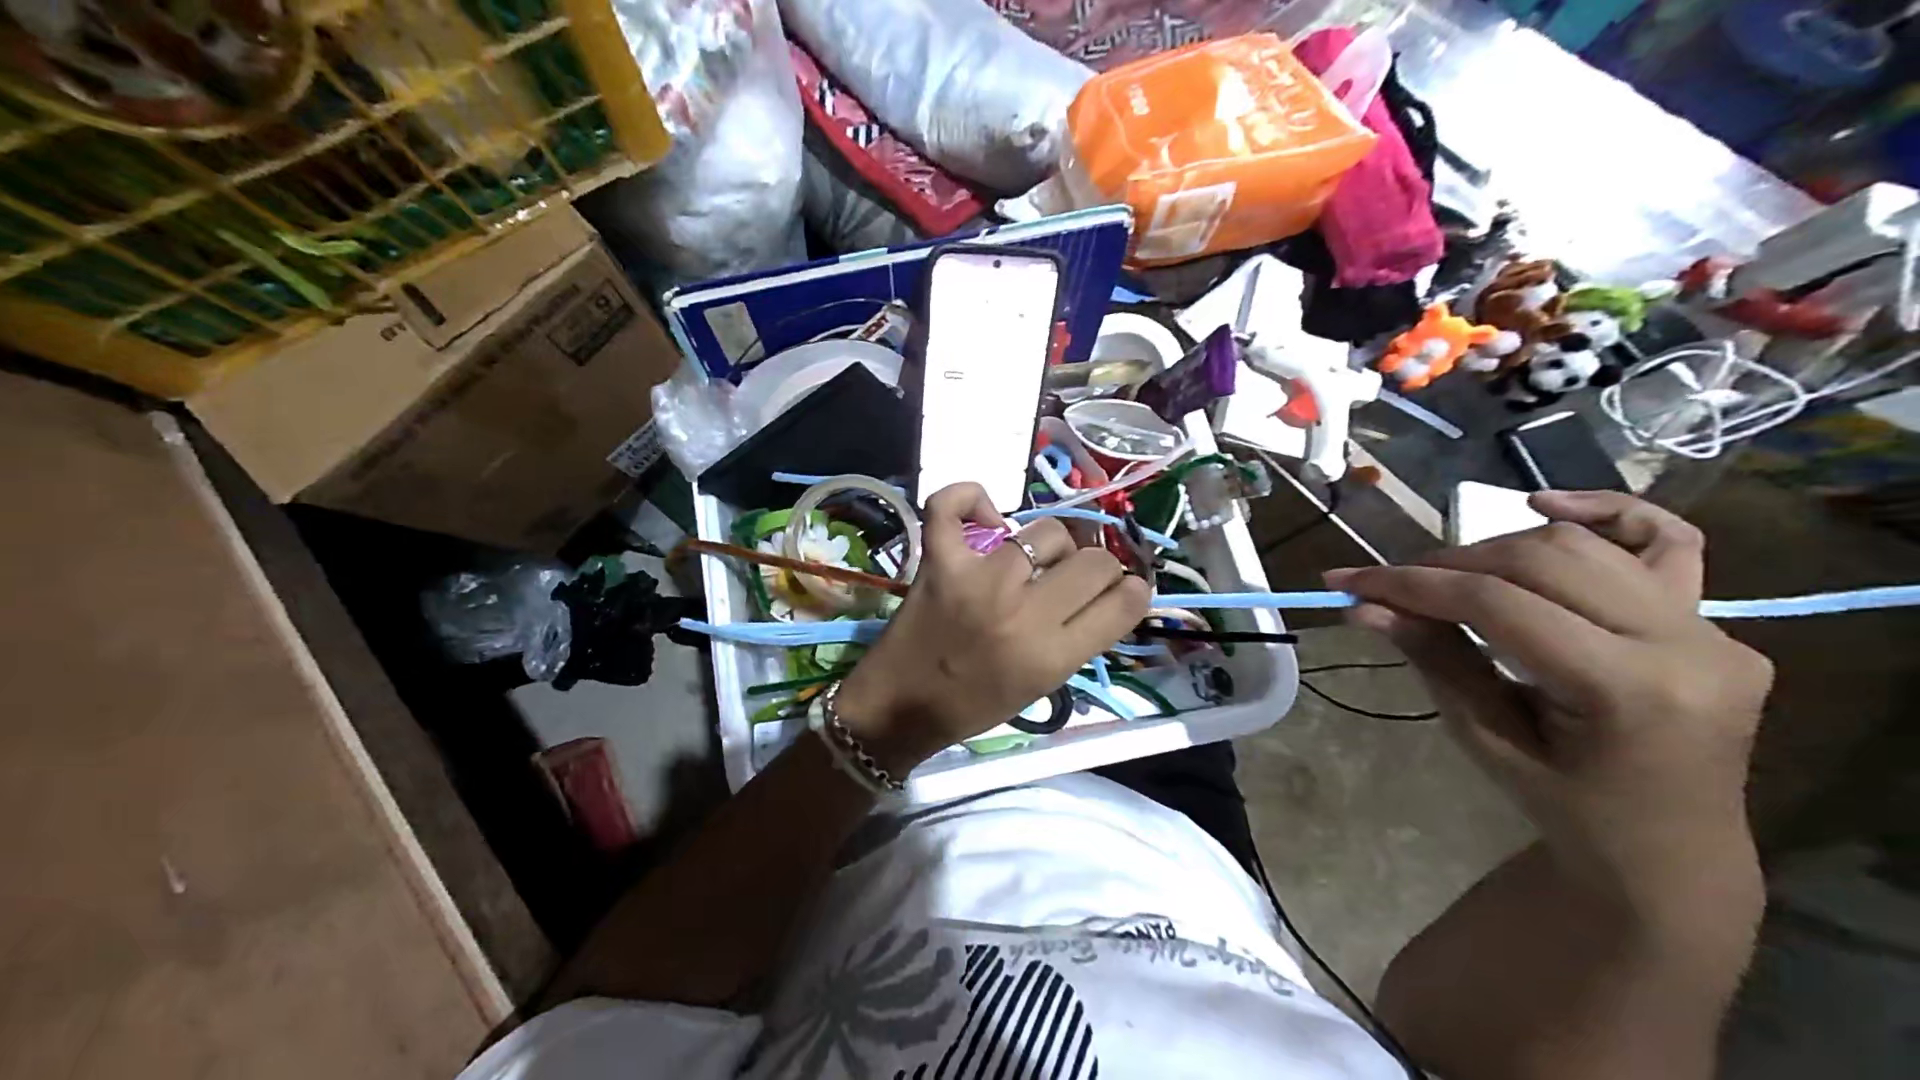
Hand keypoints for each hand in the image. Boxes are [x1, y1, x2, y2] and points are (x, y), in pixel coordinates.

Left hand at [834, 482, 1150, 771]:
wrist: (900, 707)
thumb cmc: (975, 705)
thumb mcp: (1043, 684)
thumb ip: (1079, 637)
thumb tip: (1109, 590)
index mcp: (1052, 656)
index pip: (1124, 603)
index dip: (1133, 591)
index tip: (1122, 589)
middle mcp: (1022, 614)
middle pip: (1094, 562)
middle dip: (1097, 568)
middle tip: (1075, 578)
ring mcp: (978, 581)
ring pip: (1046, 531)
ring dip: (1048, 545)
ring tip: (1033, 560)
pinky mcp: (938, 562)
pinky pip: (951, 505)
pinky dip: (968, 499)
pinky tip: (986, 517)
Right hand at [1326, 491, 1771, 910]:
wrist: (1670, 849)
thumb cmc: (1568, 807)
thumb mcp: (1486, 739)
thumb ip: (1434, 659)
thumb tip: (1362, 608)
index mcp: (1630, 691)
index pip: (1499, 604)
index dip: (1413, 585)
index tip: (1348, 582)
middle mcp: (1687, 645)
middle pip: (1542, 560)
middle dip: (1448, 564)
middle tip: (1389, 586)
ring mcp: (1713, 627)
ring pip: (1583, 546)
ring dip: (1497, 548)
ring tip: (1446, 574)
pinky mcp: (1715, 619)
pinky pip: (1667, 540)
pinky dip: (1605, 512)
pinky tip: (1544, 504)